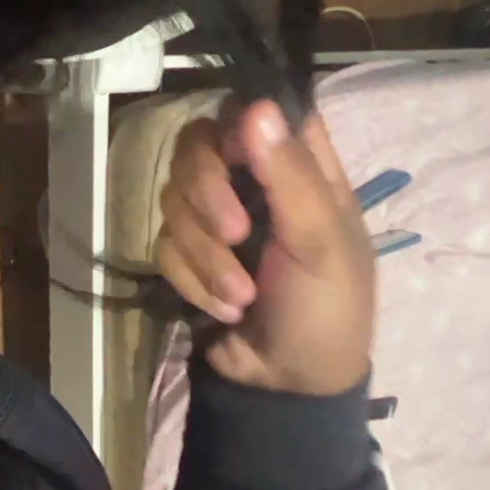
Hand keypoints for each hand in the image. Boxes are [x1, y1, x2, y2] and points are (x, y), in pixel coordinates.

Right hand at [157, 100, 374, 395]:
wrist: (285, 382)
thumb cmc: (326, 309)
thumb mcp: (321, 243)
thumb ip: (289, 175)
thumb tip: (255, 106)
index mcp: (299, 168)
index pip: (257, 110)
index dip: (240, 124)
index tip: (237, 154)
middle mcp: (249, 182)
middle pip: (198, 146)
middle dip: (206, 195)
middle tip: (233, 233)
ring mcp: (213, 217)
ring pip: (173, 200)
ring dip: (205, 257)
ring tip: (241, 295)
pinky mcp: (185, 254)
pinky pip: (164, 246)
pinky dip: (193, 281)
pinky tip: (225, 307)